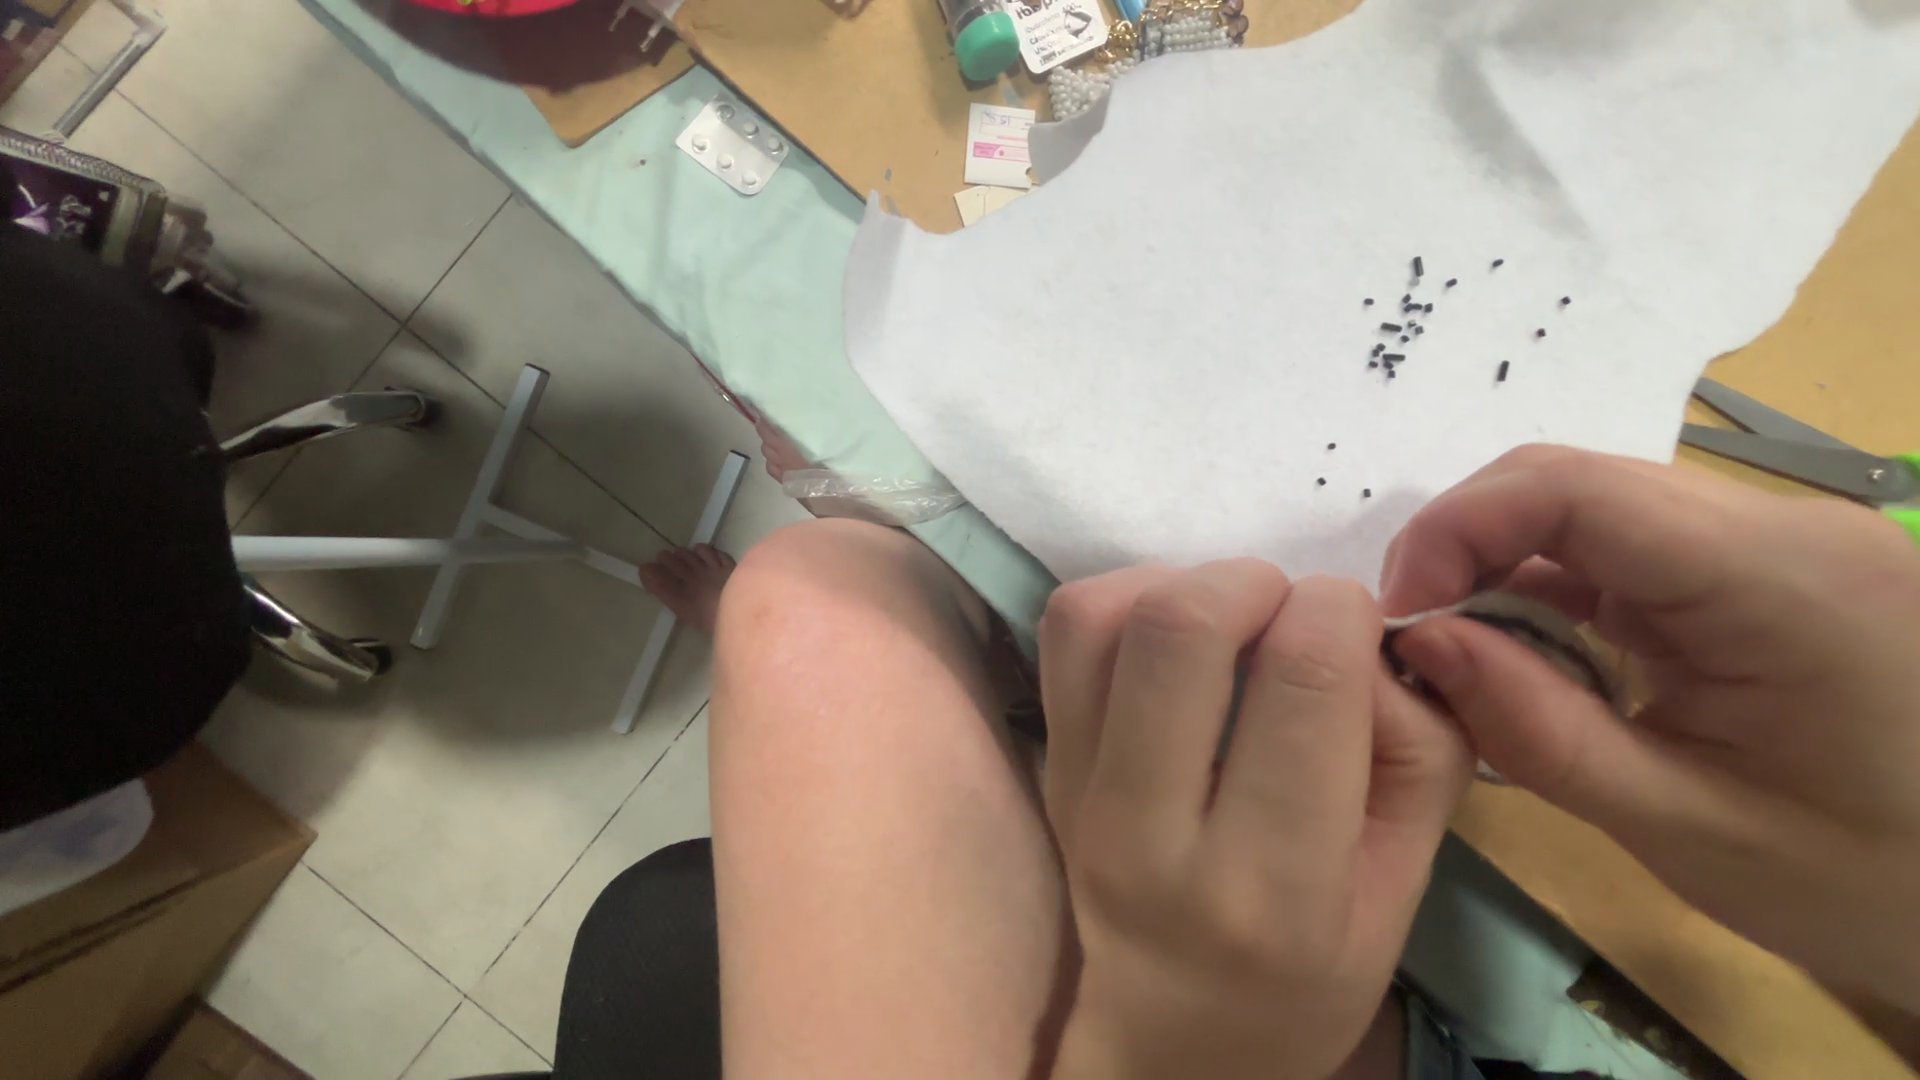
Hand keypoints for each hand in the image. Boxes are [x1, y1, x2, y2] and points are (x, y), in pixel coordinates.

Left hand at [1041, 561, 1471, 1079]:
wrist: (1167, 1027)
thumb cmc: (1304, 969)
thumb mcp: (1401, 885)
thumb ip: (1415, 750)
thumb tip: (1367, 631)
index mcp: (1272, 883)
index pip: (1304, 677)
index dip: (1340, 608)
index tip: (1351, 619)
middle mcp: (1152, 829)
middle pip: (1182, 627)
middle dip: (1252, 581)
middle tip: (1283, 608)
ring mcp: (1077, 787)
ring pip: (1103, 616)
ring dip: (1178, 581)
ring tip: (1224, 618)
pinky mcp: (1047, 757)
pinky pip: (1064, 632)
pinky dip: (1121, 597)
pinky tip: (1166, 630)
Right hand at [1381, 445, 1919, 1010]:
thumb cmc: (1869, 881)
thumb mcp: (1679, 826)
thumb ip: (1532, 728)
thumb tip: (1416, 639)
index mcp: (1781, 578)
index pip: (1568, 489)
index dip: (1453, 530)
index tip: (1403, 615)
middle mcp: (1776, 526)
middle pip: (1562, 481)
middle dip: (1459, 545)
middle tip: (1414, 631)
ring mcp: (1764, 538)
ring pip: (1573, 505)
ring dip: (1490, 565)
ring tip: (1459, 646)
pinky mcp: (1742, 564)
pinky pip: (1604, 543)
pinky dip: (1535, 584)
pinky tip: (1522, 648)